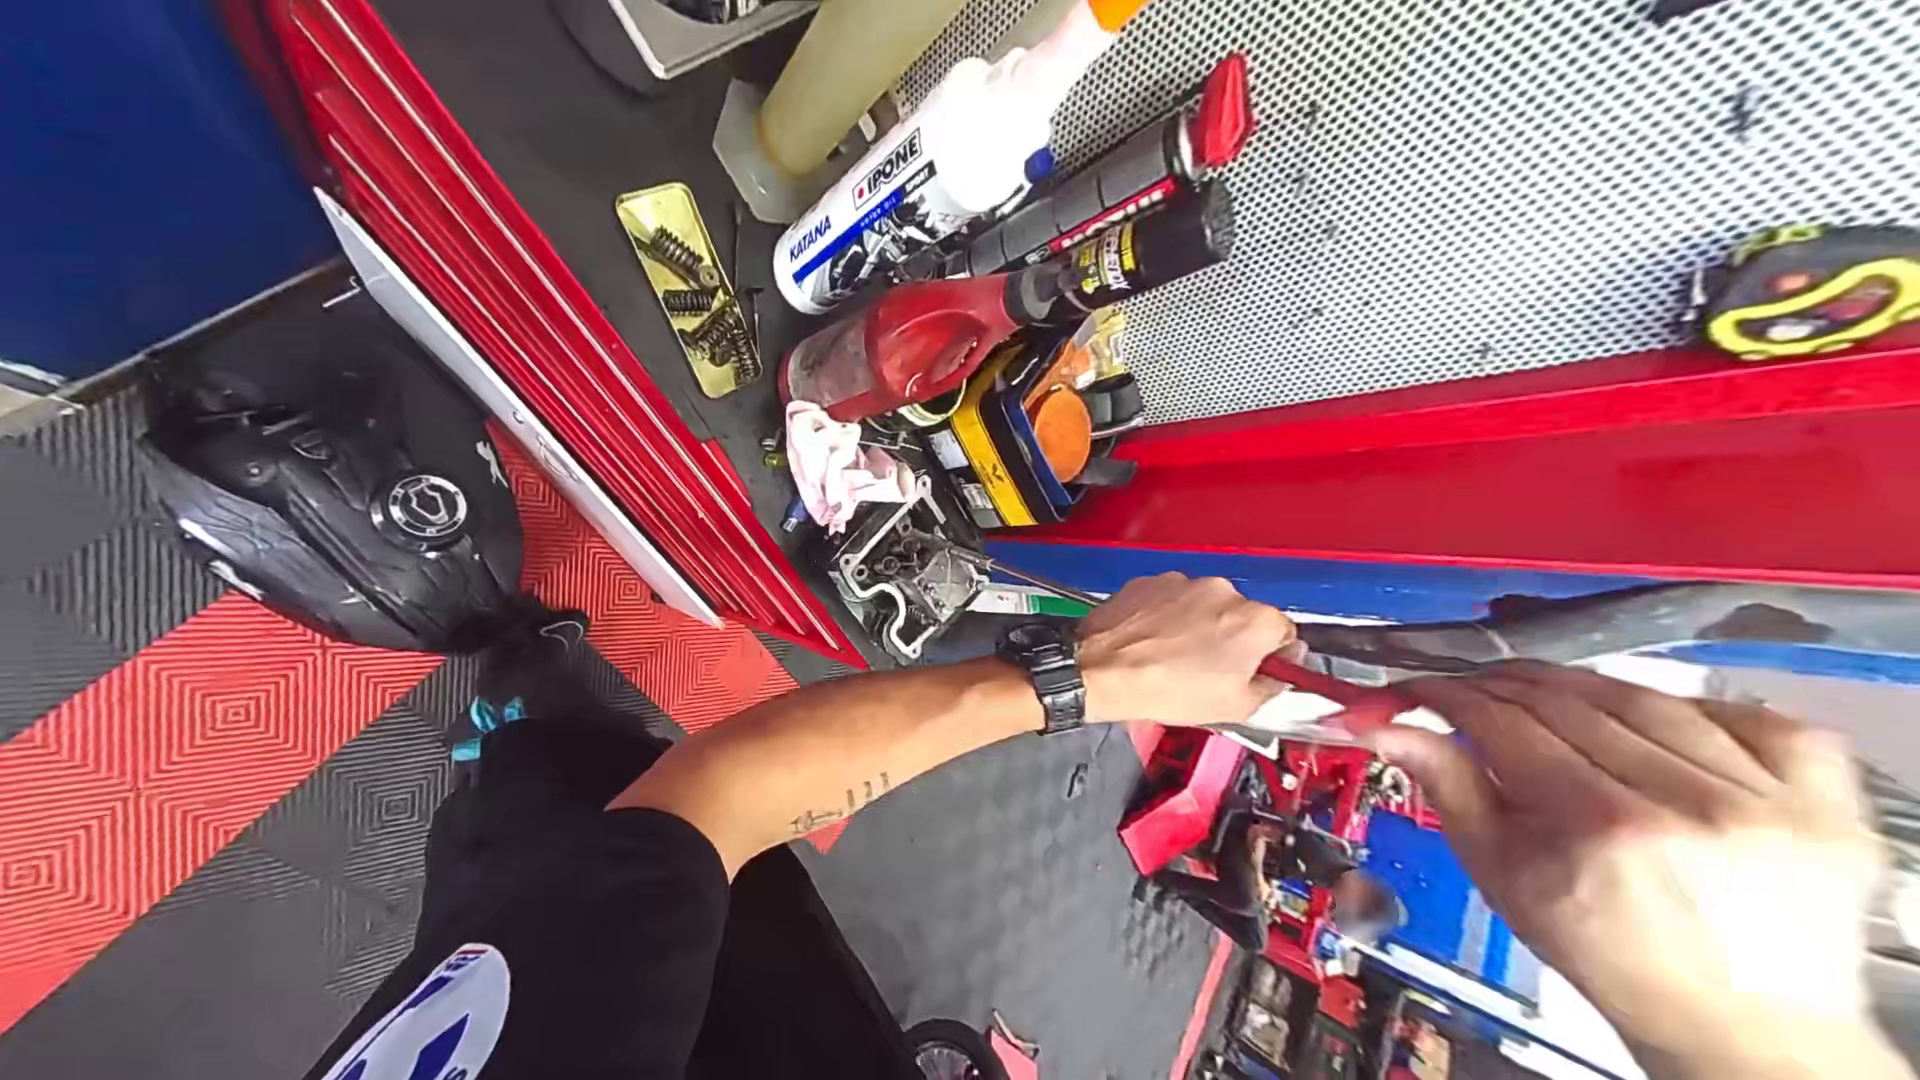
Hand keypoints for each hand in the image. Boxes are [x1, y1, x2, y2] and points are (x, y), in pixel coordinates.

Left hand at [1076, 573, 1296, 726]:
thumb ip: (1270, 685)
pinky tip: (1152, 642)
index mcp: (1255, 620)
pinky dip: (1166, 616)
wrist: (1102, 671)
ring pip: (1203, 605)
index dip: (1272, 656)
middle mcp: (1222, 591)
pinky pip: (1170, 599)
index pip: (1284, 633)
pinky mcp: (1150, 581)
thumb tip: (1277, 675)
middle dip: (1232, 639)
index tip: (1258, 669)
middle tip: (1210, 669)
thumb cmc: (1165, 688)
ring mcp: (1182, 582)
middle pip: (1242, 615)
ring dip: (1197, 626)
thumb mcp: (1236, 706)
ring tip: (1173, 657)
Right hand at [1367, 661, 1908, 1079]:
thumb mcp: (1496, 866)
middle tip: (1464, 693)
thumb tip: (1380, 722)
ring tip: (1540, 699)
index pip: (1500, 719)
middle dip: (1496, 686)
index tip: (1415, 689)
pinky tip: (1653, 723)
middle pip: (1563, 699)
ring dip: (1573, 688)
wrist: (1739, 1023)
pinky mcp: (1829, 802)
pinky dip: (1689, 707)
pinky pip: (1750, 718)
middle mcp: (1688, 800)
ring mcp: (1770, 799)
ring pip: (1641, 696)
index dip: (1445, 694)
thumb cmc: (1596, 946)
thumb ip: (1443, 780)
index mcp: (1598, 823)